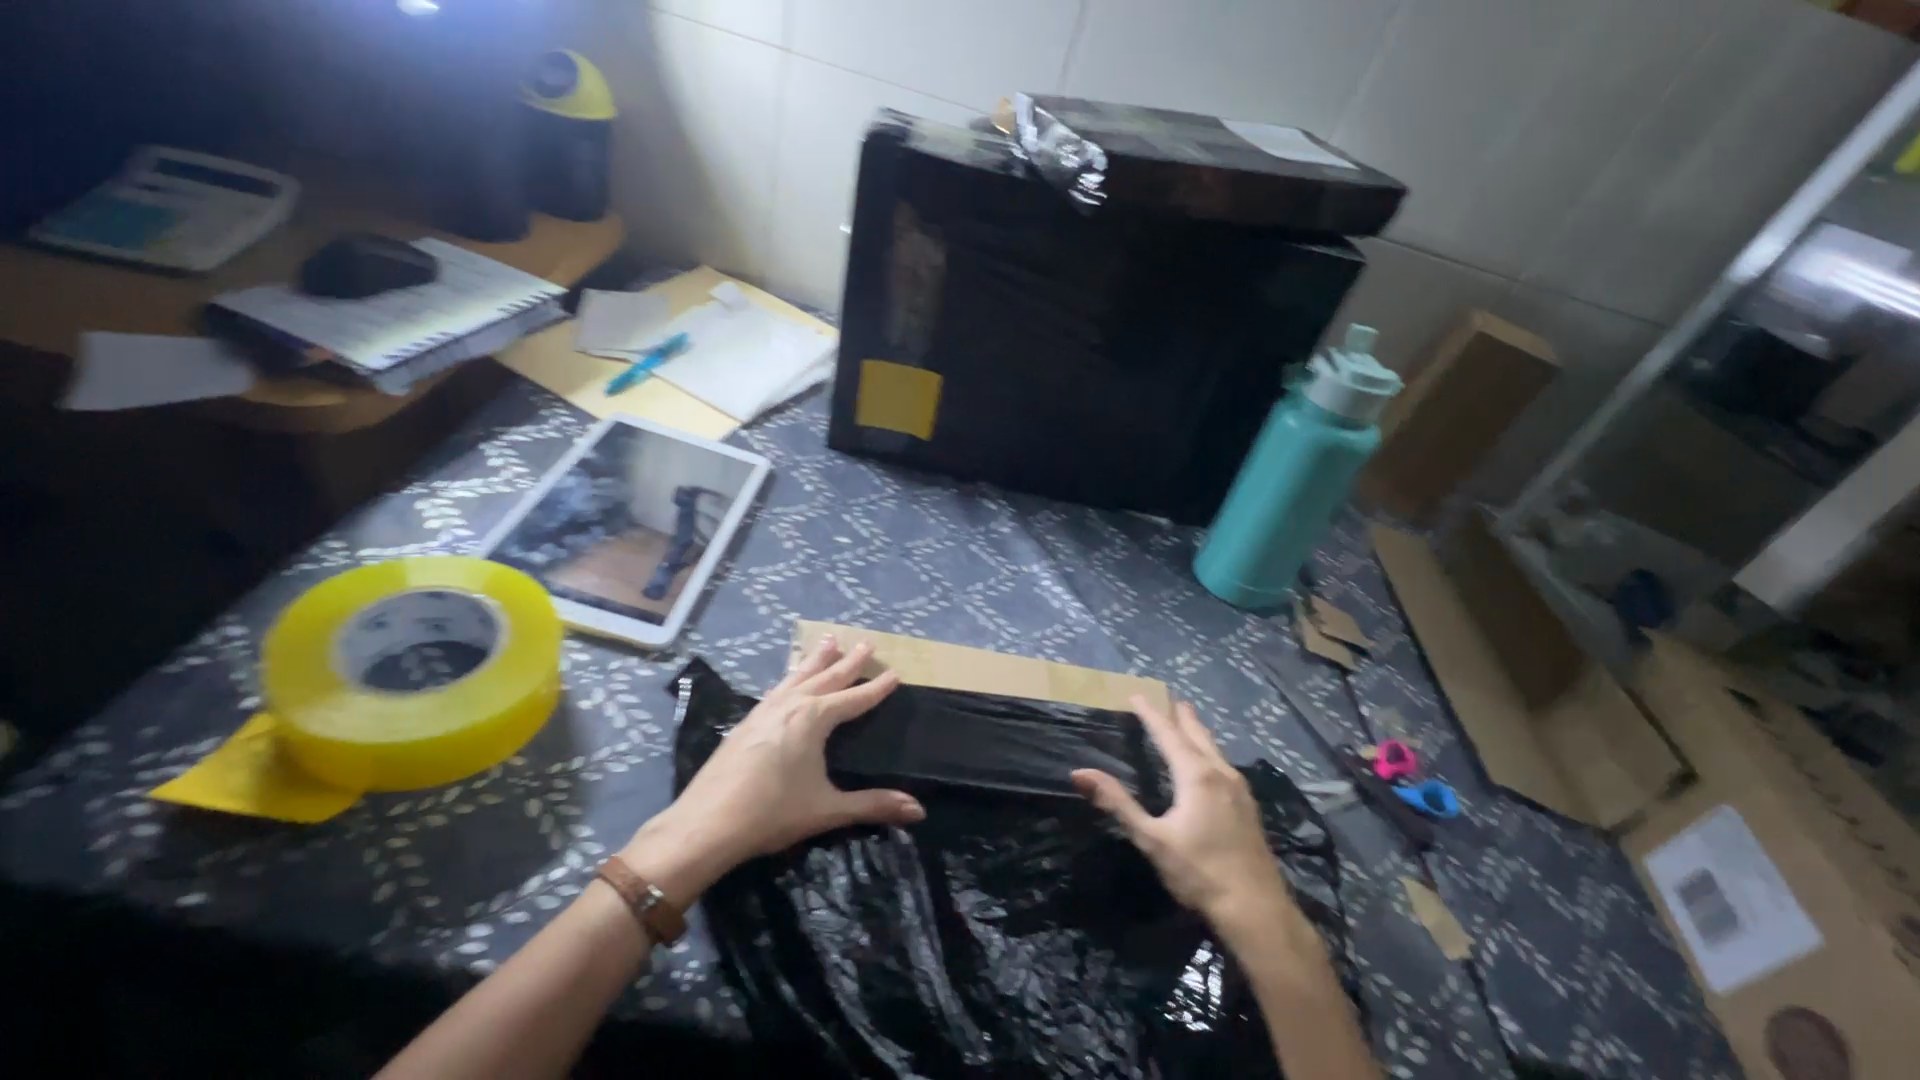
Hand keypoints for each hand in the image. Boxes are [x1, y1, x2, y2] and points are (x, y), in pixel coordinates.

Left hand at [622, 638, 923, 903]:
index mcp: (813, 720)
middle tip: (866, 643)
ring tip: (828, 641)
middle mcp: (790, 706)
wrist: (705, 825)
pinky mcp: (744, 723)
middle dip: (848, 662)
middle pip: (825, 677)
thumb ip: (873, 805)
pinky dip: (791, 677)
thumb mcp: (827, 810)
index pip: (854, 699)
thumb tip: (919, 810)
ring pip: (796, 676)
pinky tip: (788, 680)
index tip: (894, 673)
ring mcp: (763, 711)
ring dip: (815, 660)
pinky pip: (776, 689)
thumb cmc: (771, 814)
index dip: (876, 688)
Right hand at [1072, 695, 1293, 939]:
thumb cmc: (1199, 872)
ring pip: (1215, 750)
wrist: (1256, 909)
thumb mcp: (1151, 839)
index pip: (1168, 735)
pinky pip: (1225, 765)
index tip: (1137, 695)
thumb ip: (1117, 803)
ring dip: (1199, 732)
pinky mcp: (1248, 808)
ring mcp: (1240, 791)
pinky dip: (1210, 752)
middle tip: (1169, 698)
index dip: (1151, 714)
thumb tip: (1080, 772)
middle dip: (1181, 717)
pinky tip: (1212, 764)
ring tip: (1189, 721)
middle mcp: (1221, 774)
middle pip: (1198, 736)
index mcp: (1196, 776)